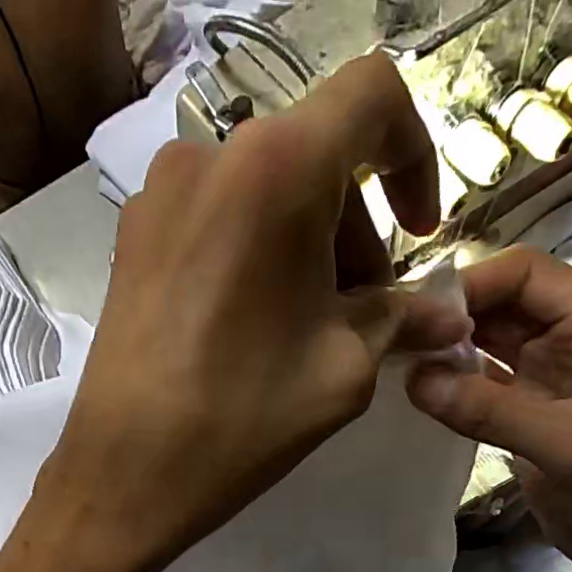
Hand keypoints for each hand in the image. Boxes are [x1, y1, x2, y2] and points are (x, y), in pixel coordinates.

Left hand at [12, 54, 469, 571]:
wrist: (125, 474)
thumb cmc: (245, 418)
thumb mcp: (344, 369)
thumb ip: (401, 319)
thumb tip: (445, 313)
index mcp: (276, 169)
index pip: (372, 96)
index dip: (414, 153)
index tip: (418, 231)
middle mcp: (211, 155)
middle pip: (318, 155)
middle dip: (359, 225)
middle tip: (365, 310)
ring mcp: (161, 192)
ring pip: (268, 188)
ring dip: (311, 242)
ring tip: (311, 326)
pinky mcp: (134, 234)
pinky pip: (222, 216)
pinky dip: (261, 251)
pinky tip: (259, 323)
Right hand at [407, 248, 571, 571]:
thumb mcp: (568, 446)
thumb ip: (490, 410)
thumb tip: (414, 379)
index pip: (531, 274)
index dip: (475, 284)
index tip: (420, 311)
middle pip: (506, 301)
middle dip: (454, 313)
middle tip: (398, 333)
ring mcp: (553, 371)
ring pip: (490, 338)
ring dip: (449, 345)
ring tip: (401, 355)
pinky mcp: (530, 406)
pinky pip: (484, 378)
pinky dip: (453, 379)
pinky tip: (420, 385)